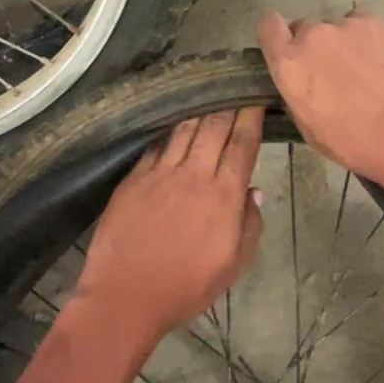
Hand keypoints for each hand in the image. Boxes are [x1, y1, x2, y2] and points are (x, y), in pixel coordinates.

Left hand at [75, 107, 264, 338]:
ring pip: (183, 129)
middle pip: (214, 127)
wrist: (127, 296)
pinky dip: (169, 128)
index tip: (256, 98)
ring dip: (199, 109)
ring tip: (207, 93)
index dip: (251, 117)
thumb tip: (253, 191)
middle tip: (234, 86)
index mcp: (224, 195)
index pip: (242, 145)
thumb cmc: (188, 287)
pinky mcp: (133, 179)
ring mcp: (160, 173)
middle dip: (227, 104)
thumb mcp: (234, 265)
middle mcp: (193, 175)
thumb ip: (250, 225)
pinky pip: (156, 145)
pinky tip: (173, 120)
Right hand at [257, 10, 383, 185]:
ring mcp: (348, 26)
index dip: (276, 35)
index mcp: (290, 64)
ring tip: (365, 73)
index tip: (287, 49)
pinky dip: (368, 40)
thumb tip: (300, 85)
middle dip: (314, 48)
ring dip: (344, 44)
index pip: (268, 26)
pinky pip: (364, 25)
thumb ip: (297, 96)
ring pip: (337, 28)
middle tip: (334, 75)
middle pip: (305, 29)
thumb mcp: (311, 130)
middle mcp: (314, 36)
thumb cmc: (356, 144)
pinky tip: (383, 64)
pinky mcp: (379, 24)